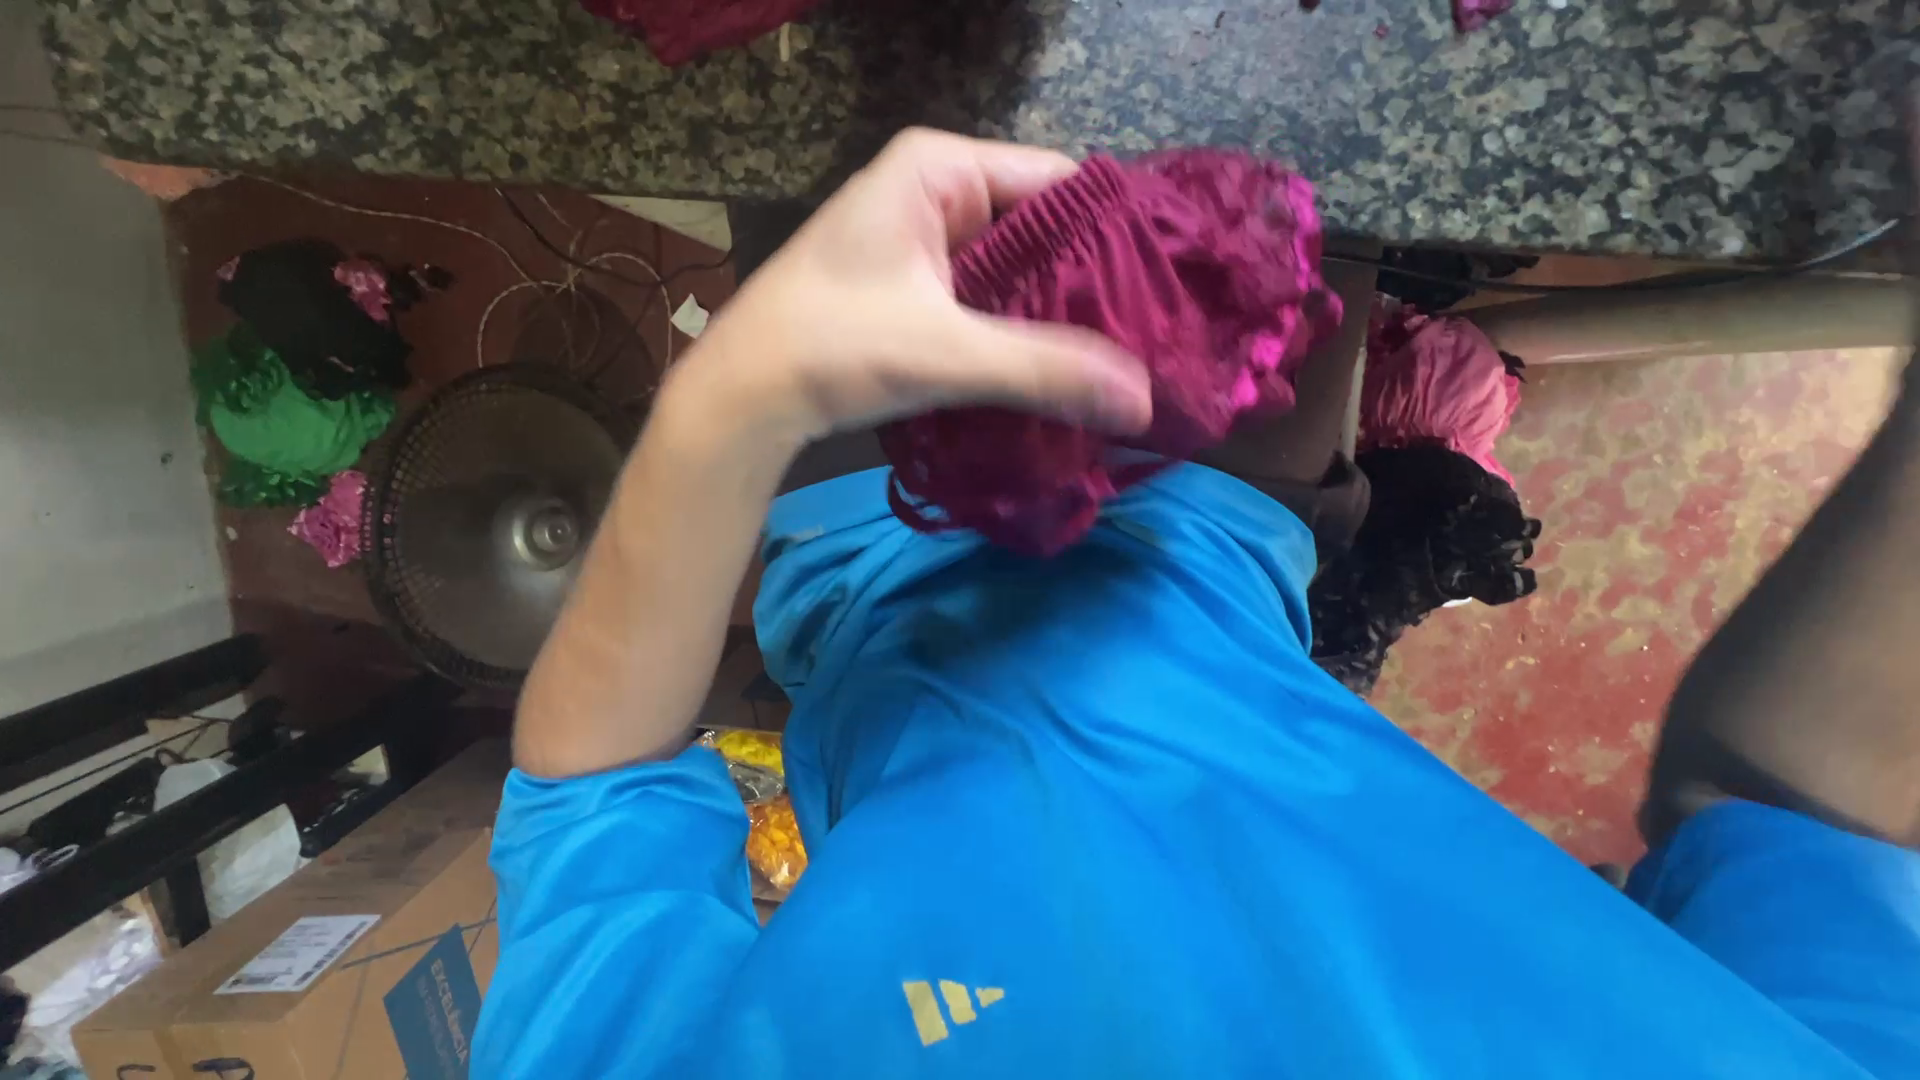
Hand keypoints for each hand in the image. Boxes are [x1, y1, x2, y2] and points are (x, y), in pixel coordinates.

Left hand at [675, 129, 1152, 447]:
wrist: (743, 396)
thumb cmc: (831, 347)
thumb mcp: (946, 351)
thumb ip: (1045, 369)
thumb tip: (1143, 402)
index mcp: (941, 169)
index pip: (1060, 184)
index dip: (1115, 235)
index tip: (1166, 289)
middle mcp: (934, 192)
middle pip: (1039, 230)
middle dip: (1089, 284)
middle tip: (1150, 338)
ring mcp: (921, 242)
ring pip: (1013, 271)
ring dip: (1054, 315)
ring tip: (1119, 360)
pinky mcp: (913, 290)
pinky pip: (985, 301)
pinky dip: (1016, 333)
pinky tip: (1055, 371)